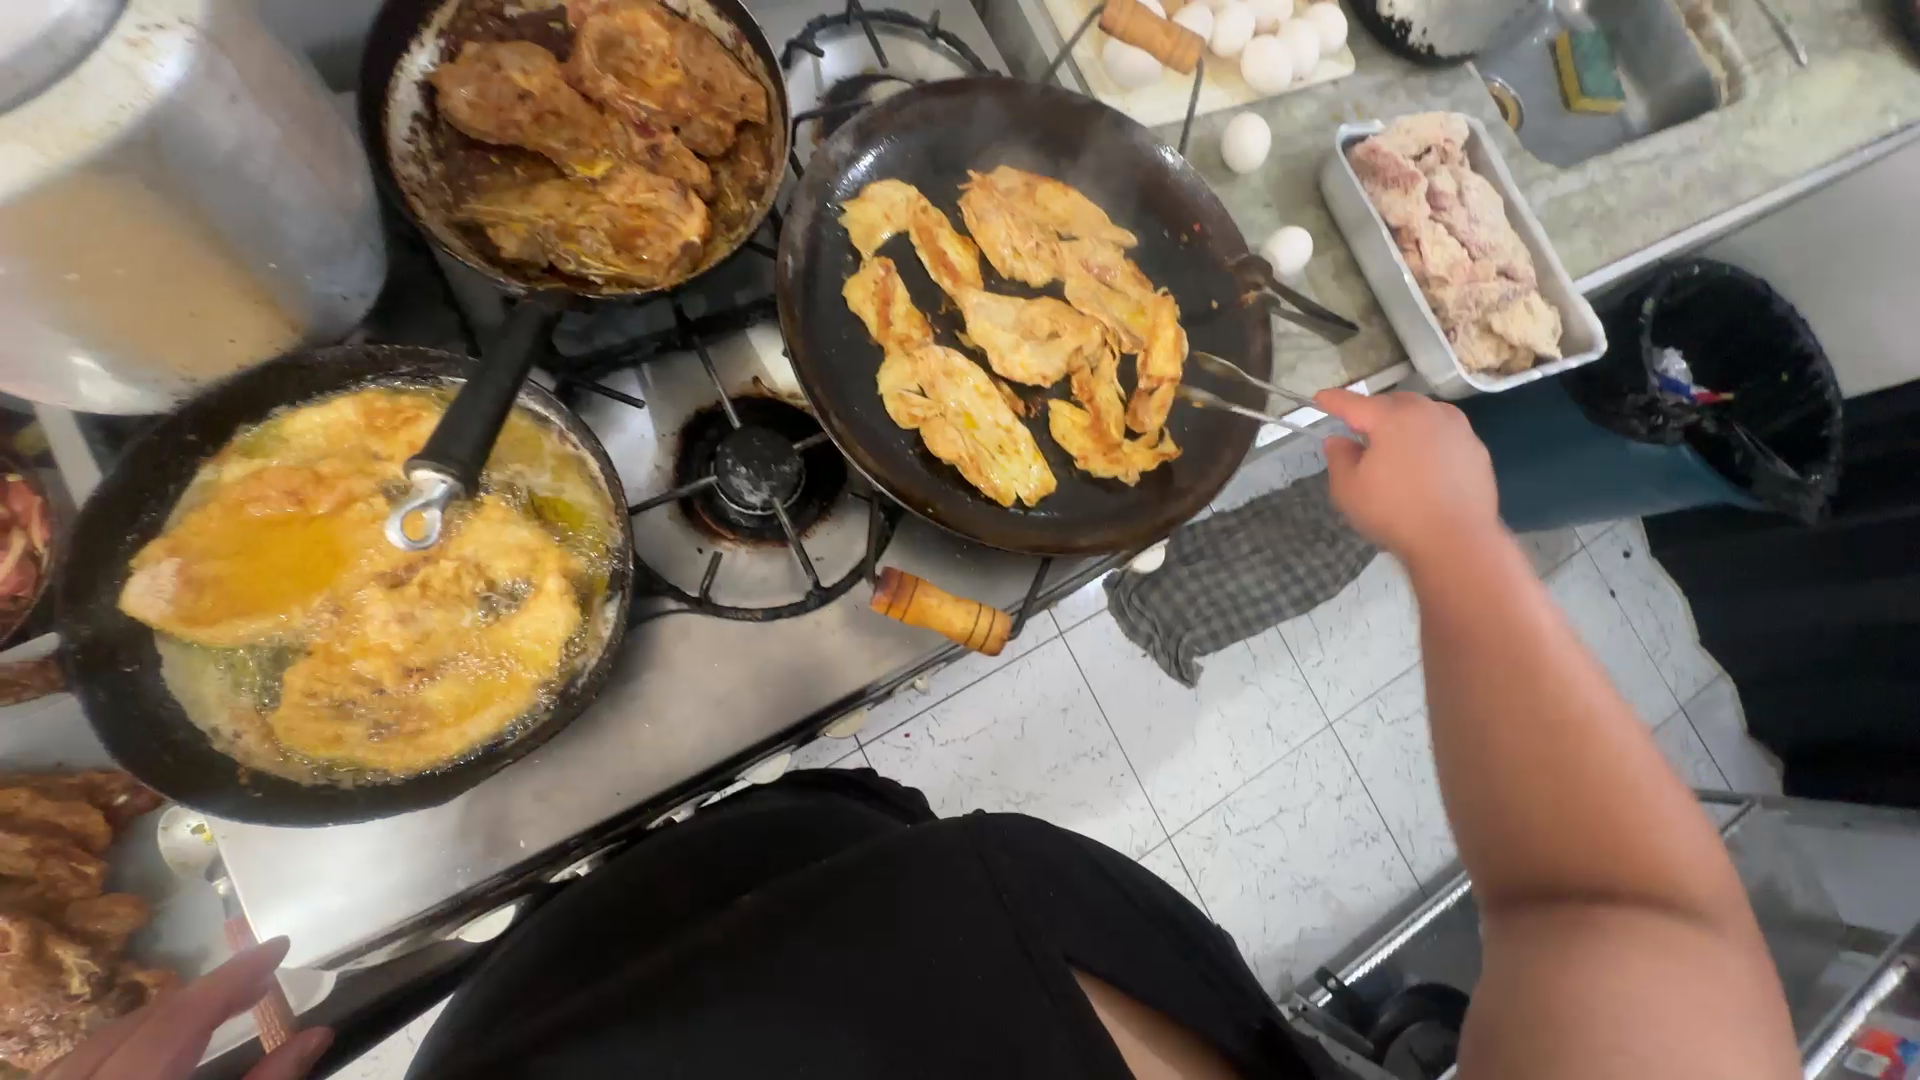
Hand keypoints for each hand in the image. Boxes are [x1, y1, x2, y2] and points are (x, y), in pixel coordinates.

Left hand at [44, 939, 332, 1079]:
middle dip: (202, 995)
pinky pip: (72, 1066)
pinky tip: (154, 1045)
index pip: (180, 1019)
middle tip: (259, 979)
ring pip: (96, 1044)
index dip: (232, 976)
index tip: (279, 945)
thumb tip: (318, 1033)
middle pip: (138, 1025)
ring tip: (213, 1009)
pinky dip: (122, 1042)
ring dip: (161, 1016)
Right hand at [1313, 389, 1504, 565]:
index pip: (1354, 403)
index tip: (1320, 398)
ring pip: (1423, 413)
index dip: (1334, 400)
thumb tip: (1339, 440)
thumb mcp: (1348, 489)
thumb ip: (1339, 458)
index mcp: (1392, 418)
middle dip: (1374, 411)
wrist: (1456, 539)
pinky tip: (1422, 464)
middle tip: (1359, 431)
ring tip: (1393, 444)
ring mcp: (1457, 429)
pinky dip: (1427, 439)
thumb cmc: (1393, 511)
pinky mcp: (1476, 449)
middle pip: (1393, 402)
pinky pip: (1444, 433)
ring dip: (1404, 422)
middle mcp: (1428, 413)